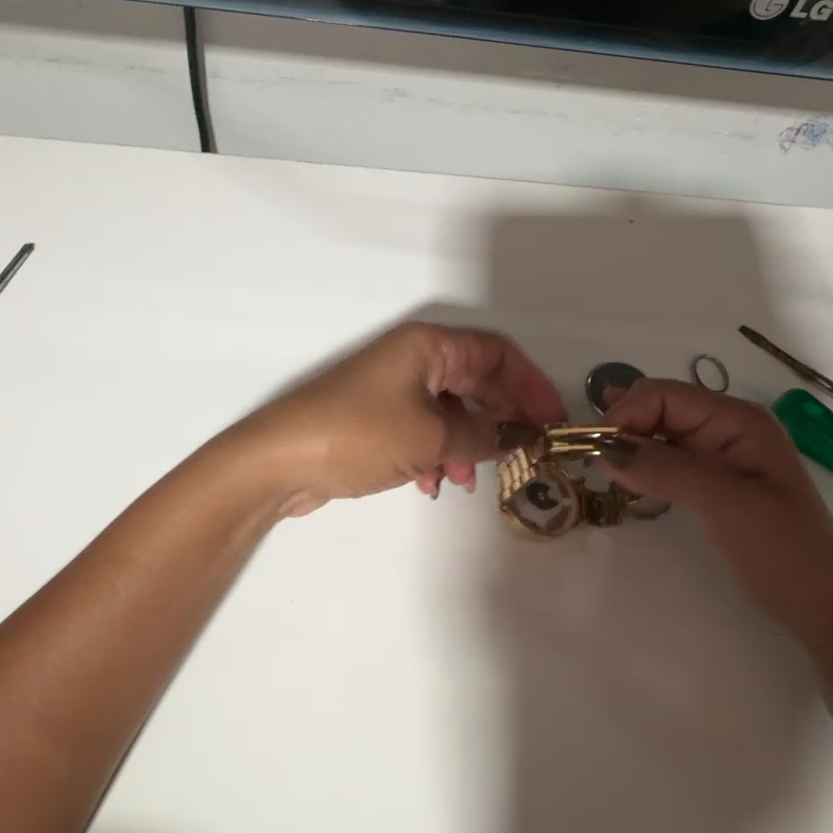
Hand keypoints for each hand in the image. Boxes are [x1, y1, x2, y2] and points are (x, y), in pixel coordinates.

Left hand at [236, 322, 566, 516]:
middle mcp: (414, 360)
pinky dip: (436, 454)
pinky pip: (425, 430)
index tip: (554, 420)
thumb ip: (484, 433)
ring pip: (452, 410)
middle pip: (477, 382)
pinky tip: (431, 485)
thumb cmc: (358, 434)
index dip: (531, 384)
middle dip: (501, 419)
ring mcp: (393, 389)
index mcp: (429, 346)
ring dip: (467, 443)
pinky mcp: (377, 419)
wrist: (278, 462)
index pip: (498, 353)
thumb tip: (522, 434)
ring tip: (465, 480)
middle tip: (522, 454)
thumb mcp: (431, 435)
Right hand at [602, 379, 832, 636]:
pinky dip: (645, 464)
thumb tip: (606, 448)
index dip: (626, 414)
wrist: (825, 606)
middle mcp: (728, 427)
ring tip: (600, 467)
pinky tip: (627, 480)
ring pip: (661, 433)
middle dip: (624, 426)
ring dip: (631, 444)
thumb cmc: (782, 550)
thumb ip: (666, 469)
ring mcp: (723, 455)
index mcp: (737, 419)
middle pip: (660, 408)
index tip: (595, 451)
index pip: (665, 395)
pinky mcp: (716, 482)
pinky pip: (670, 458)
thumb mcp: (724, 504)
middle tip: (591, 461)